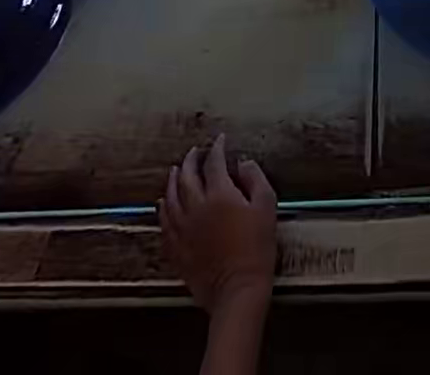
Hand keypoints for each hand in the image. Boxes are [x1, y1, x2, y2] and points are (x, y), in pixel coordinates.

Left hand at [160, 136, 277, 312]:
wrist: (238, 289)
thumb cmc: (258, 246)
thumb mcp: (267, 205)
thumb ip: (254, 178)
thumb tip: (242, 163)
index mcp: (219, 194)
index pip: (214, 163)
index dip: (217, 148)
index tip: (220, 140)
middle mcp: (195, 207)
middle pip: (187, 177)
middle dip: (191, 161)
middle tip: (195, 151)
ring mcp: (182, 229)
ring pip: (171, 198)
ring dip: (174, 180)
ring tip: (176, 170)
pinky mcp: (176, 248)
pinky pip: (164, 222)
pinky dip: (163, 208)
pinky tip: (164, 202)